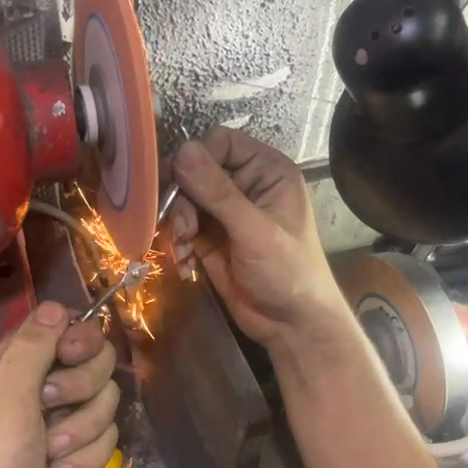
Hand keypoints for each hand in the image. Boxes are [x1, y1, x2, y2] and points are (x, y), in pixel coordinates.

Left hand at [0, 302, 120, 467]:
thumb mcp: (6, 398)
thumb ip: (34, 349)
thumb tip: (57, 304)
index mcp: (18, 362)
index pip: (70, 328)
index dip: (78, 342)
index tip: (69, 359)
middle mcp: (41, 383)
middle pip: (98, 364)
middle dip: (81, 393)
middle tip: (48, 409)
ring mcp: (59, 419)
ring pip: (106, 405)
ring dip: (81, 433)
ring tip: (49, 454)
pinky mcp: (73, 451)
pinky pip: (105, 440)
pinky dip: (85, 460)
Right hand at [166, 127, 347, 347]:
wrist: (291, 325)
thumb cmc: (287, 273)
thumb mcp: (253, 230)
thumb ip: (217, 191)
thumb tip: (183, 150)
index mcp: (266, 171)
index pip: (220, 142)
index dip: (197, 160)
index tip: (184, 188)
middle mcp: (245, 184)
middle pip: (195, 170)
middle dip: (182, 198)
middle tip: (181, 228)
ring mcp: (225, 212)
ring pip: (183, 199)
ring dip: (176, 223)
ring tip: (181, 248)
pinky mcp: (210, 237)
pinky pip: (181, 226)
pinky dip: (176, 242)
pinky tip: (184, 263)